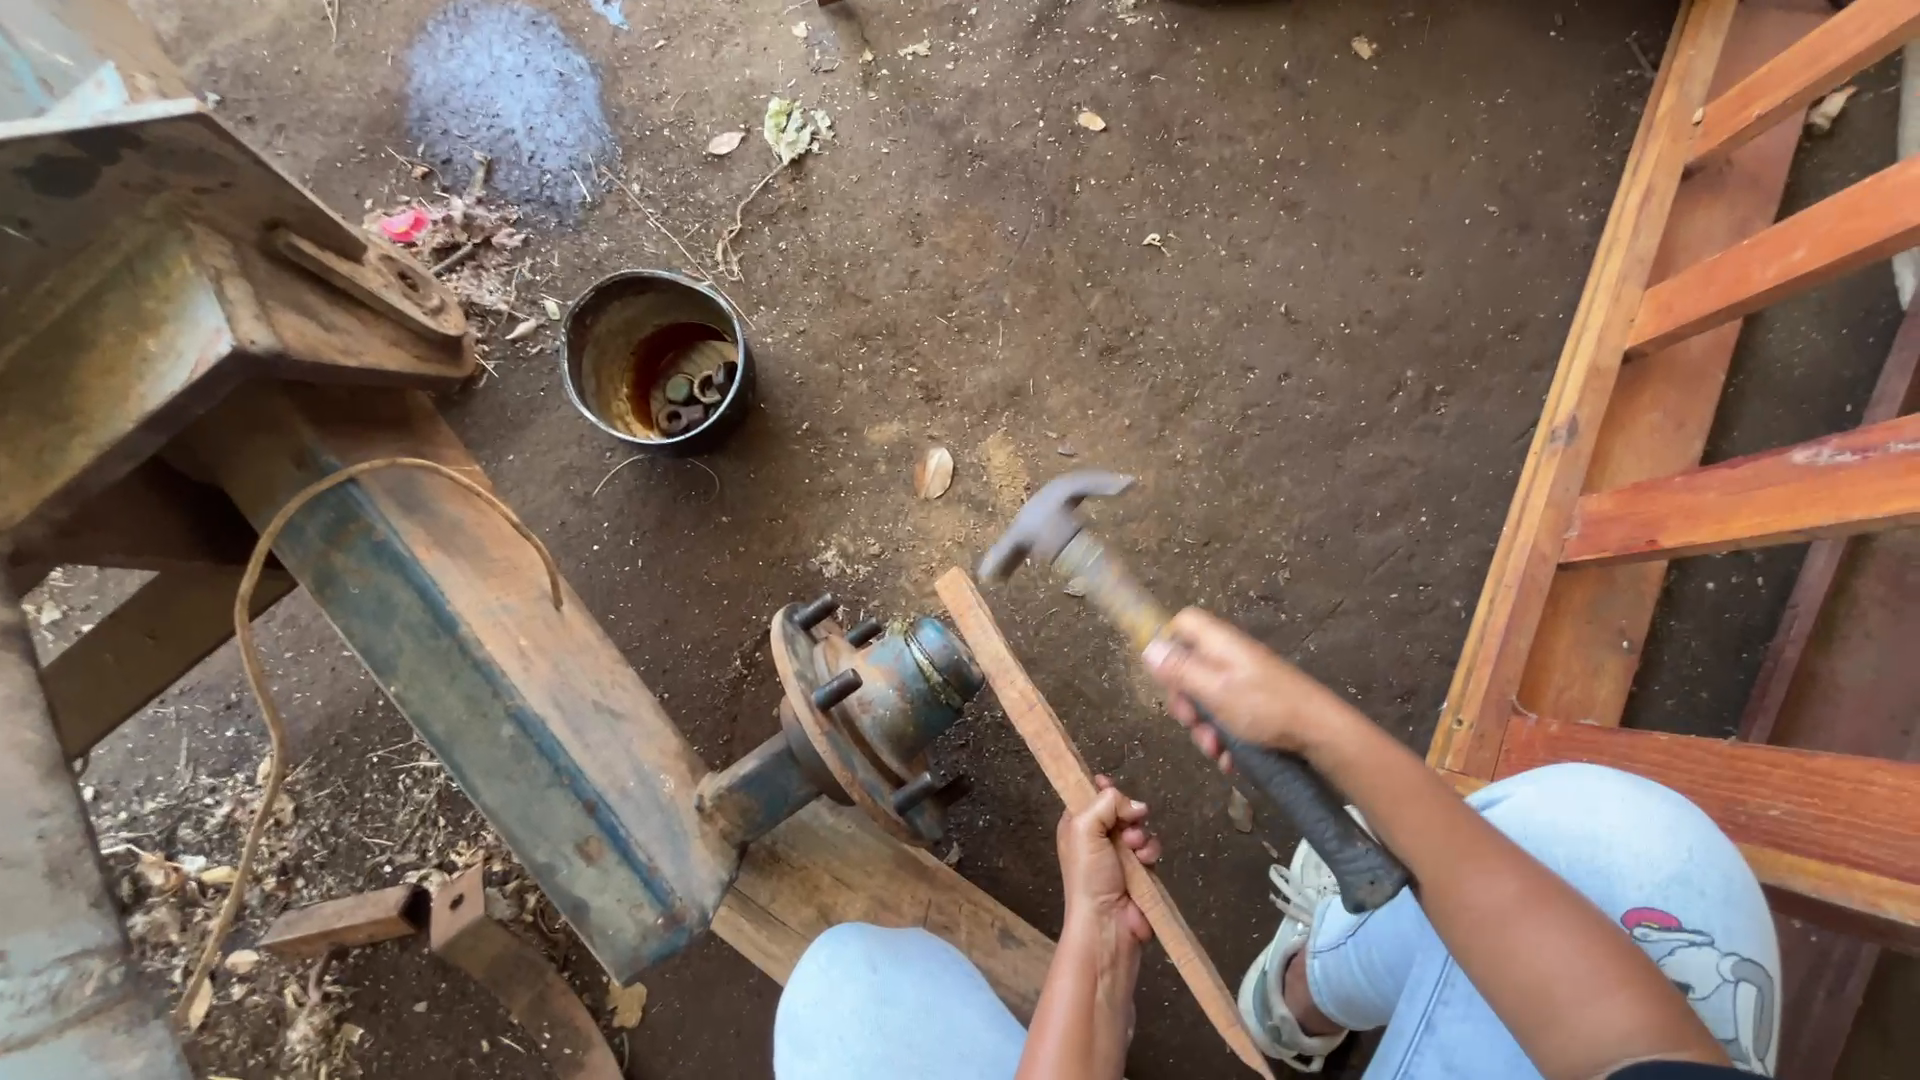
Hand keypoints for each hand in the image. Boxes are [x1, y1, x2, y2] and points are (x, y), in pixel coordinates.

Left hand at [1057, 777, 1160, 943]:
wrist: (1108, 924)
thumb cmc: (1088, 875)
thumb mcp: (1084, 829)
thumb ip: (1105, 803)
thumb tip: (1135, 805)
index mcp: (1077, 824)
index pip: (1090, 795)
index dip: (1103, 790)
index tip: (1110, 787)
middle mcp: (1097, 836)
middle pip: (1120, 808)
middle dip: (1128, 814)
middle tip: (1127, 827)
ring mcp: (1119, 854)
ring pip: (1139, 827)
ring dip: (1141, 836)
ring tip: (1135, 849)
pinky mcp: (1140, 870)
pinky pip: (1151, 848)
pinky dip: (1151, 852)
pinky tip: (1145, 862)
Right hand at [1142, 607, 1348, 763]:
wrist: (1322, 734)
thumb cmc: (1266, 708)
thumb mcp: (1214, 690)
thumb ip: (1179, 670)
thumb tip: (1148, 648)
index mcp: (1219, 644)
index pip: (1184, 623)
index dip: (1168, 643)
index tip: (1164, 674)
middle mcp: (1230, 658)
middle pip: (1189, 667)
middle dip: (1185, 700)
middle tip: (1190, 721)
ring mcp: (1244, 682)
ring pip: (1207, 699)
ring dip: (1204, 727)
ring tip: (1216, 749)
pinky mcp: (1256, 705)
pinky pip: (1227, 717)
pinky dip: (1225, 737)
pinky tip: (1231, 758)